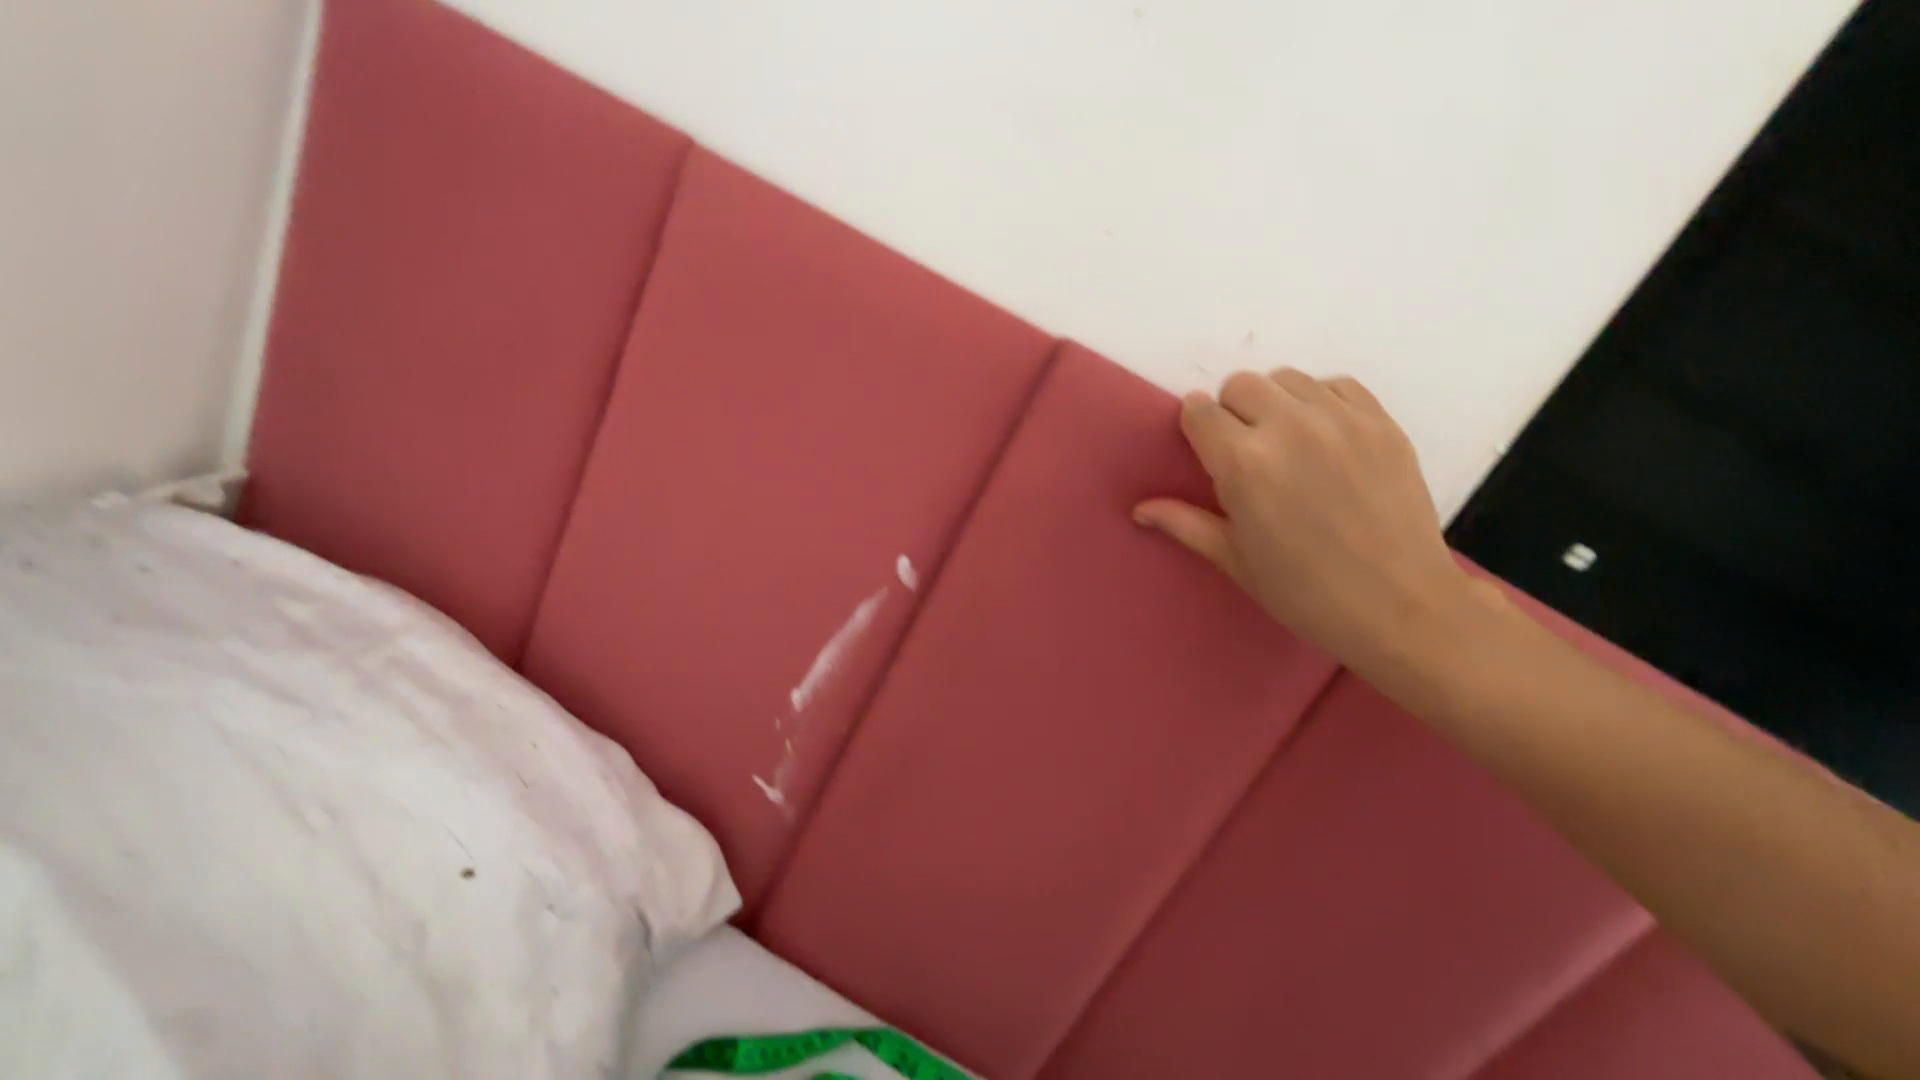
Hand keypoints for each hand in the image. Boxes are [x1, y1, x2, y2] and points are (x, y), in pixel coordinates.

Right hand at [1134, 369, 1494, 673]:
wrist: (1400, 605)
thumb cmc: (1305, 592)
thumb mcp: (1236, 560)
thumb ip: (1186, 523)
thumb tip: (1140, 510)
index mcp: (1244, 463)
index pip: (1199, 411)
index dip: (1197, 429)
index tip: (1206, 450)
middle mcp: (1288, 427)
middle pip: (1241, 384)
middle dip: (1233, 411)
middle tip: (1248, 452)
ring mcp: (1340, 420)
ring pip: (1288, 379)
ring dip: (1277, 403)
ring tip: (1288, 444)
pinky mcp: (1381, 421)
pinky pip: (1337, 385)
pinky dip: (1322, 402)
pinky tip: (1326, 439)